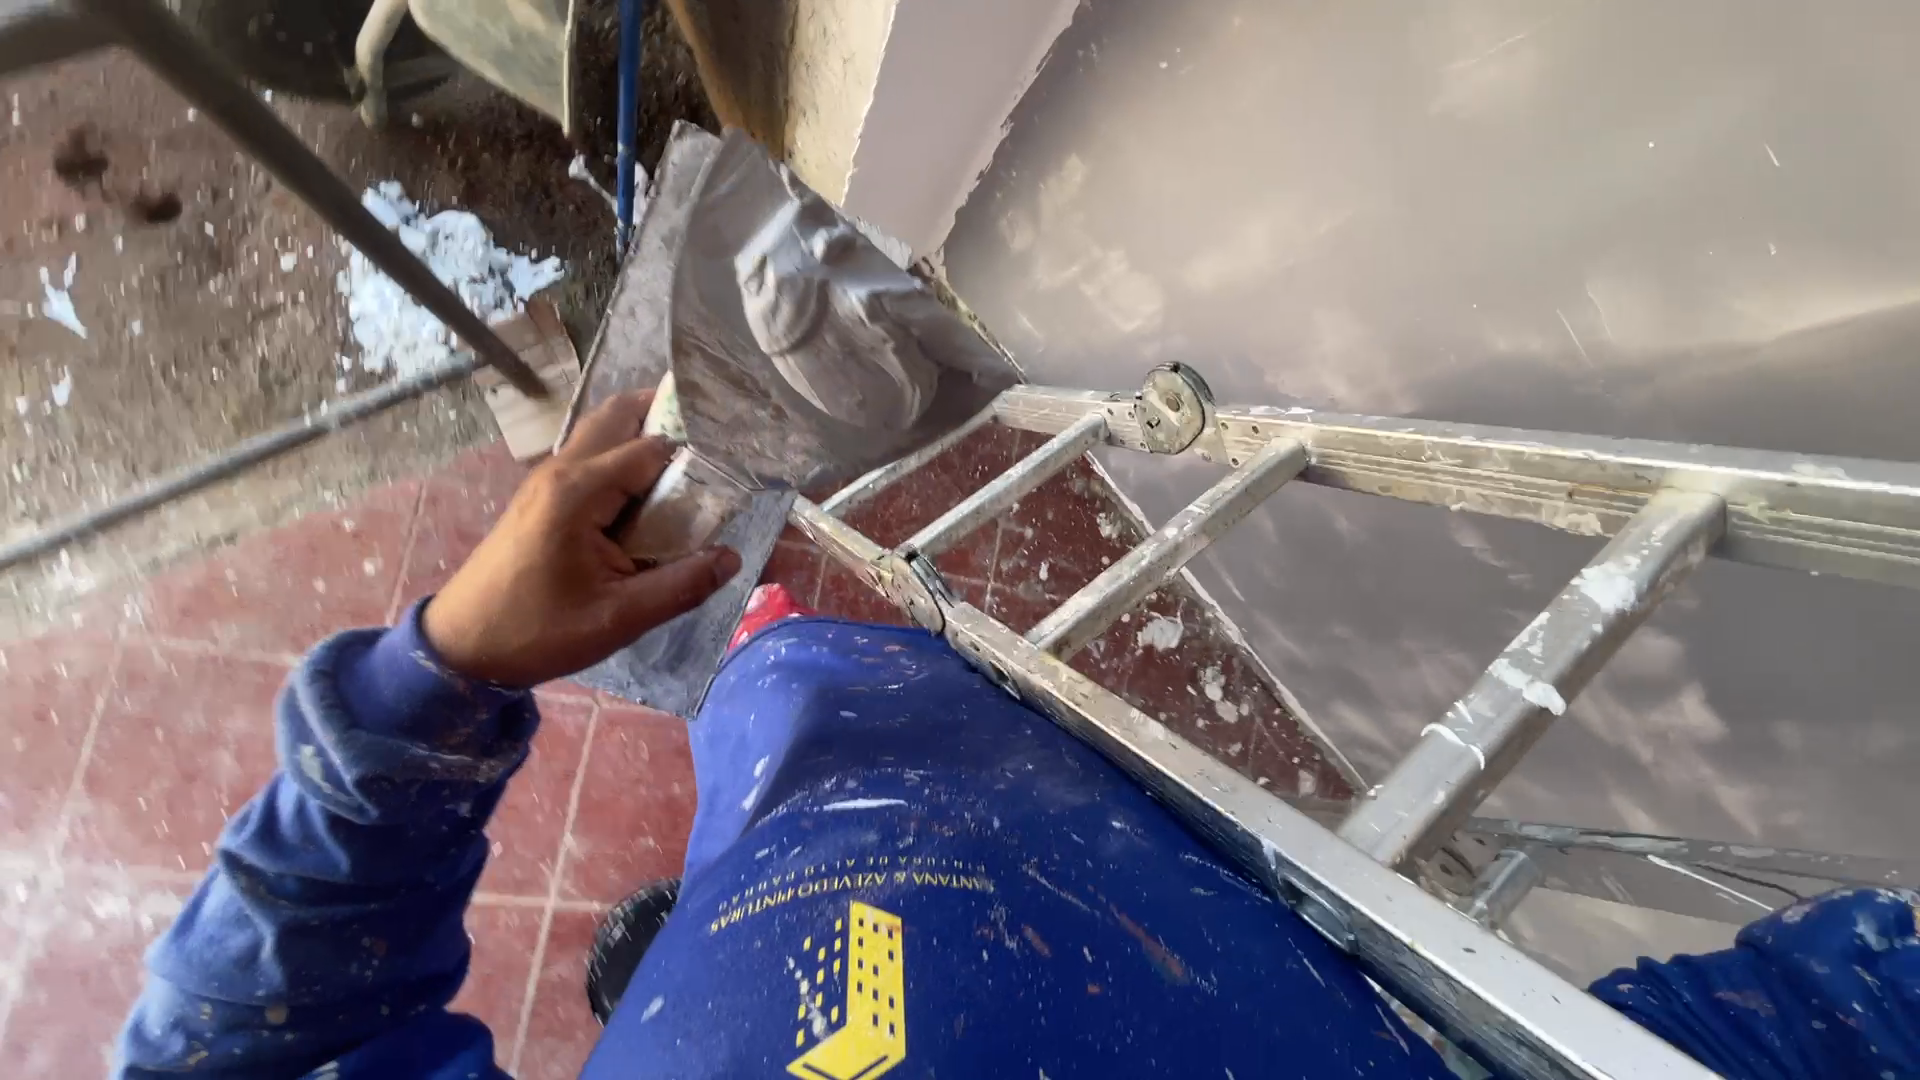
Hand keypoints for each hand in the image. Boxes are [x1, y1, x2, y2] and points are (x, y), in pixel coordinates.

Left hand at [421, 391, 742, 686]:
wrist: (462, 648)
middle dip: (667, 415)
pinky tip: (655, 489)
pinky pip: (594, 457)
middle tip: (715, 439)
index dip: (697, 450)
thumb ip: (681, 586)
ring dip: (646, 433)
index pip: (652, 447)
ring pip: (604, 431)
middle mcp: (562, 470)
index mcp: (579, 492)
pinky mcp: (545, 496)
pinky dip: (628, 456)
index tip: (737, 461)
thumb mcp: (619, 617)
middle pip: (620, 416)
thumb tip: (733, 558)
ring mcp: (548, 479)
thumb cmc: (538, 631)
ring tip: (694, 459)